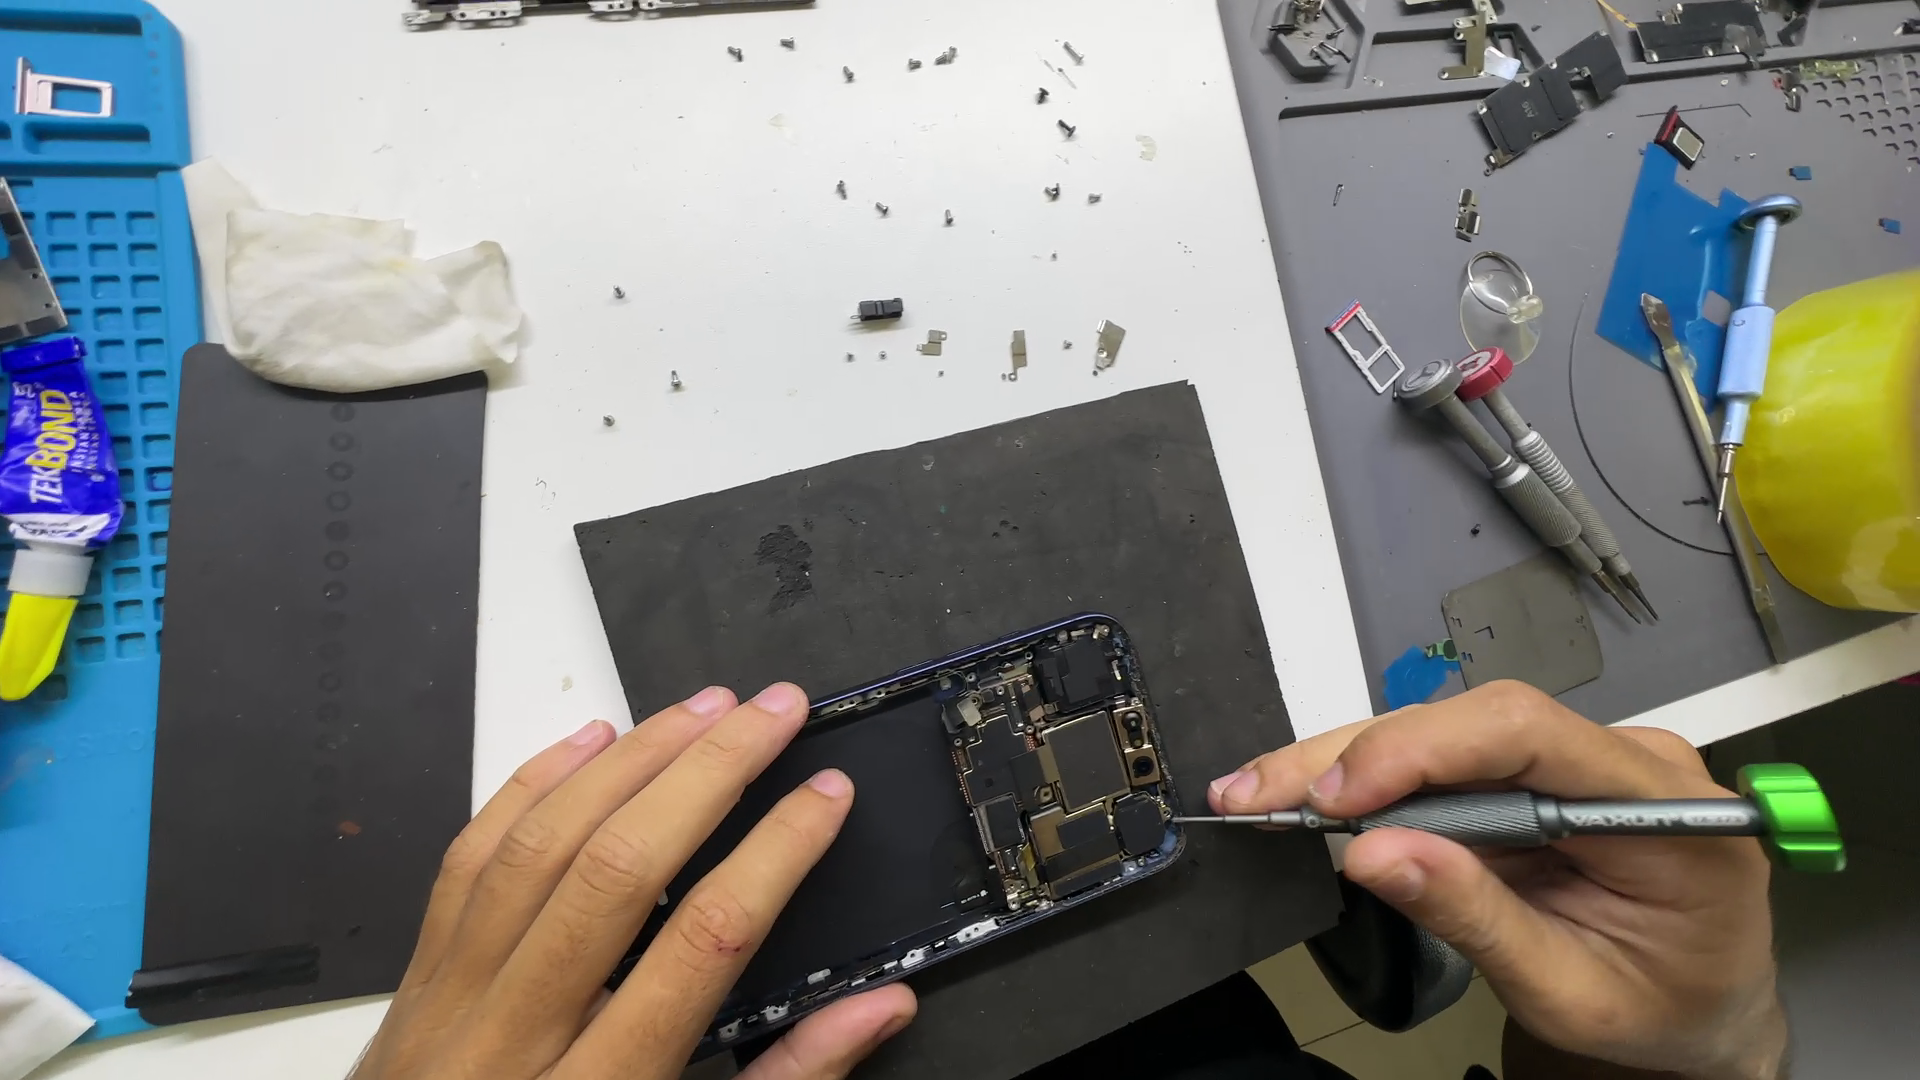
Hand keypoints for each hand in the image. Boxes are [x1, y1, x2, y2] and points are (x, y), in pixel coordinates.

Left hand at [353, 683, 915, 1079]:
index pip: (704, 942)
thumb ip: (791, 1079)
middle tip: (777, 708)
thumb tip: (889, 1002)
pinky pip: (470, 855)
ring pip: (548, 843)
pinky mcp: (418, 975)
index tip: (830, 790)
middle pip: (621, 868)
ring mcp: (450, 999)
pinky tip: (594, 734)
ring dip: (637, 756)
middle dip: (712, 769)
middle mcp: (513, 1036)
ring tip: (709, 703)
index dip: (777, 854)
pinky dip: (535, 781)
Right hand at [1211, 681, 1784, 1079]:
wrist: (1691, 1010)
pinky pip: (1418, 755)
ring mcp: (1553, 752)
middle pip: (1451, 723)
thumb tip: (1367, 853)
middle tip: (1255, 794)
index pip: (1521, 730)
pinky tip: (1294, 791)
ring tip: (1254, 794)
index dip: (1415, 748)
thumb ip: (1477, 918)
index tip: (1334, 798)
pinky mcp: (1507, 765)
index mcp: (1661, 809)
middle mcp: (1604, 755)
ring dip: (1329, 764)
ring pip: (1419, 731)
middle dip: (1343, 758)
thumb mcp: (1571, 993)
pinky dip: (1349, 777)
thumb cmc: (1655, 1013)